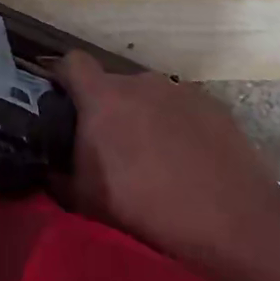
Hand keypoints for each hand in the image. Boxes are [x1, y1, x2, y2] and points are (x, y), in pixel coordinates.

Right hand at [54, 51, 279, 260]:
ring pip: (148, 97)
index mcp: (103, 97)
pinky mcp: (212, 104)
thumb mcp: (86, 200)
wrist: (232, 218)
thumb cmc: (147, 206)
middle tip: (111, 146)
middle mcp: (140, 82)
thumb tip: (46, 167)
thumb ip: (58, 175)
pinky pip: (180, 109)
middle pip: (112, 84)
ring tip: (154, 157)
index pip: (71, 62)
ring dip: (143, 117)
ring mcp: (180, 90)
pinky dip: (176, 126)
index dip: (62, 76)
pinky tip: (187, 159)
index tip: (61, 100)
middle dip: (106, 109)